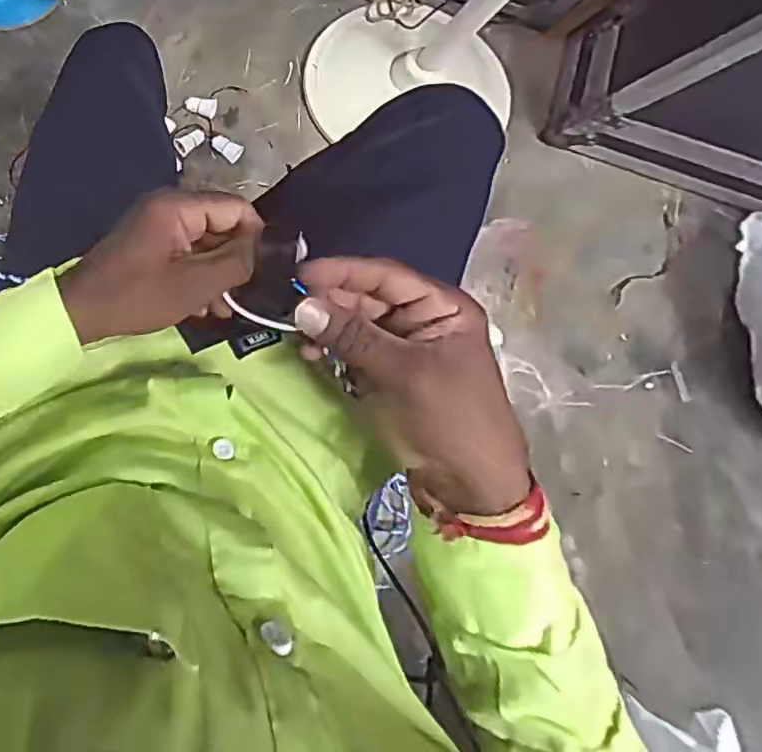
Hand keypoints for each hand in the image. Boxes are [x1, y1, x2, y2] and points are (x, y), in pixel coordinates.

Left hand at [57, 190, 260, 343]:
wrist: (82, 310)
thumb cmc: (137, 296)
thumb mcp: (195, 284)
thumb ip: (236, 262)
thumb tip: (264, 249)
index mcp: (177, 205)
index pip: (237, 208)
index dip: (255, 238)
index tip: (261, 270)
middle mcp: (168, 205)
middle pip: (221, 224)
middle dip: (234, 260)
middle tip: (242, 295)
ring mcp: (156, 223)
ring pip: (205, 241)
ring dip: (217, 273)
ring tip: (223, 307)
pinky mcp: (149, 241)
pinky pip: (186, 250)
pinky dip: (197, 274)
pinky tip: (203, 305)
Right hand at [292, 256, 530, 516]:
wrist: (472, 490)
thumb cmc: (450, 421)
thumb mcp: (402, 373)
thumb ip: (351, 336)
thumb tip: (302, 306)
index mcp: (442, 308)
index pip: (385, 276)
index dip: (342, 272)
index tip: (300, 274)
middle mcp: (421, 319)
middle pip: (365, 297)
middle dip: (328, 302)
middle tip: (290, 309)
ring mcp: (402, 346)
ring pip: (353, 322)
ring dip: (325, 327)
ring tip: (298, 337)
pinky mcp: (384, 371)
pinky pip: (349, 348)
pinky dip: (329, 349)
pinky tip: (310, 354)